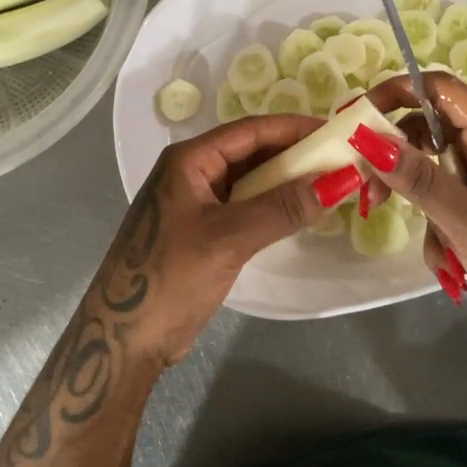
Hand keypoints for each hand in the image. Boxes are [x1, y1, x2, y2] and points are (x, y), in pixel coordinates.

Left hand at [99, 113, 340, 365]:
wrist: (124, 338)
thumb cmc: (171, 276)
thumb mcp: (230, 238)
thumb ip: (283, 207)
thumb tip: (339, 179)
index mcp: (188, 160)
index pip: (250, 130)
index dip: (293, 127)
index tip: (335, 130)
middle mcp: (191, 172)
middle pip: (250, 150)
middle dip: (294, 153)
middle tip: (342, 156)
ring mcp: (195, 202)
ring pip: (249, 178)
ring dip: (286, 179)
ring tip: (331, 180)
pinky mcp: (202, 230)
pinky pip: (244, 204)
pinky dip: (272, 203)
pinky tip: (300, 209)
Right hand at [354, 72, 466, 365]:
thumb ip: (418, 179)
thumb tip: (366, 136)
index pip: (439, 88)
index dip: (396, 92)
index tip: (357, 120)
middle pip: (431, 128)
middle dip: (397, 159)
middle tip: (369, 193)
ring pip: (436, 169)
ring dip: (422, 204)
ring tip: (431, 250)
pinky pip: (450, 200)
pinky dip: (441, 228)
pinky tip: (449, 264)